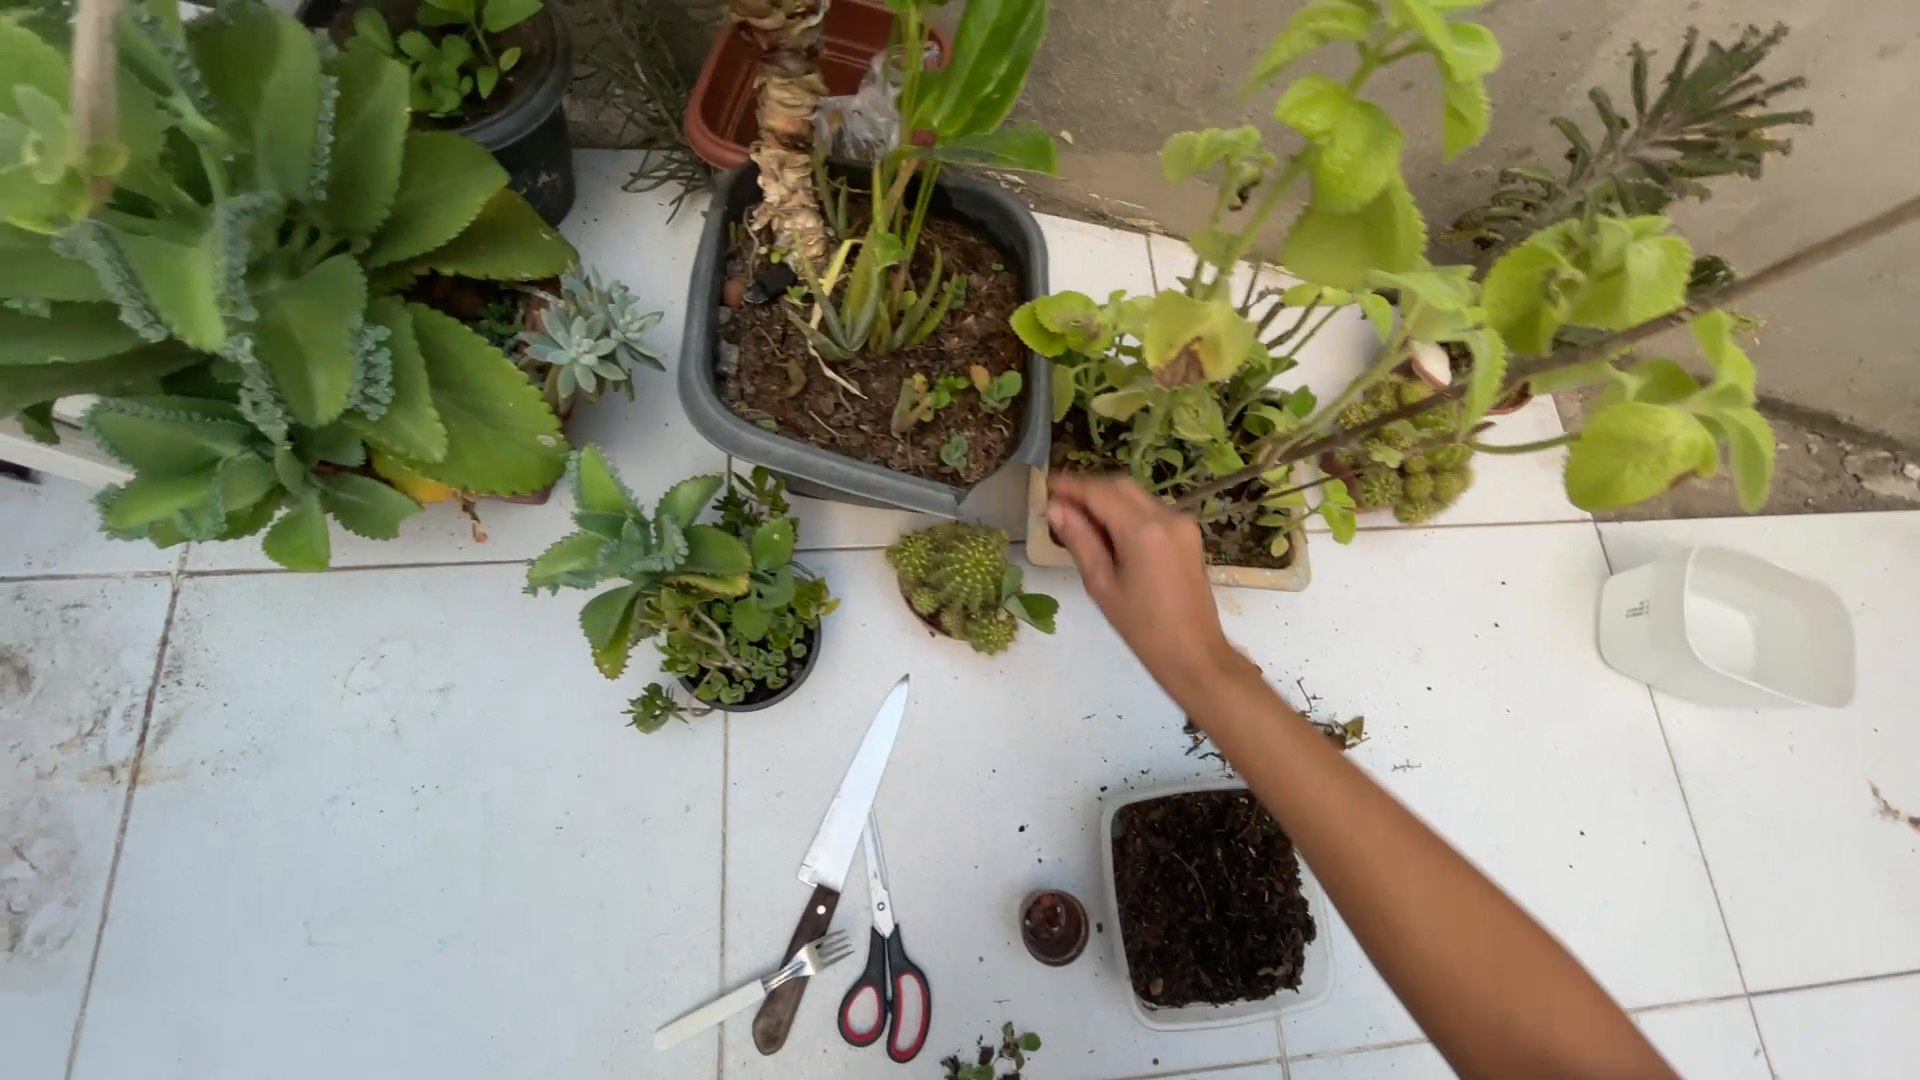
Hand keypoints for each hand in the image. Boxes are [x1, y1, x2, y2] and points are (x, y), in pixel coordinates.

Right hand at [1046, 473, 1240, 700]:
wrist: (1193, 653)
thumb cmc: (1142, 628)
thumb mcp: (1101, 585)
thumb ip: (1079, 540)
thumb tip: (1056, 508)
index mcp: (1143, 531)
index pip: (1100, 493)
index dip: (1071, 485)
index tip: (1047, 485)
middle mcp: (1167, 517)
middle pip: (1120, 486)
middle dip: (1089, 488)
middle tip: (1059, 501)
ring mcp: (1182, 524)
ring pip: (1137, 496)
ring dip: (1107, 499)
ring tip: (1078, 517)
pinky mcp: (1189, 535)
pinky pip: (1151, 511)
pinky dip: (1126, 512)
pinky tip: (1107, 530)